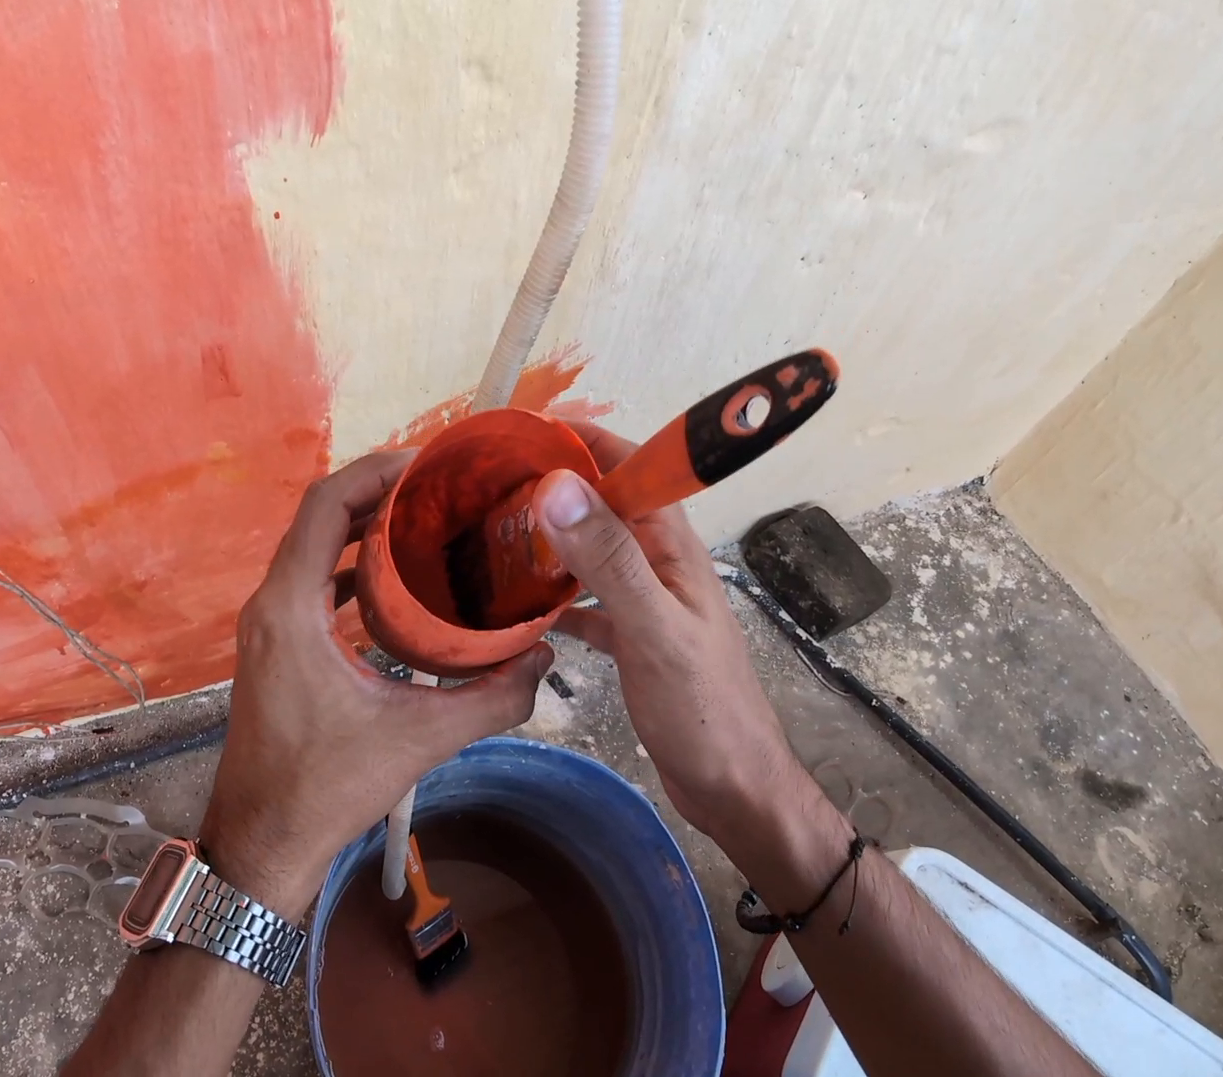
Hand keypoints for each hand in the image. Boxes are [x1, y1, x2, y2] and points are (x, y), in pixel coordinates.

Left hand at [200, 451, 553, 917]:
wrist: (262, 846)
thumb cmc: (328, 788)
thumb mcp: (420, 738)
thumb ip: (492, 698)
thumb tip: (545, 658)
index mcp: (291, 608)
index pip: (324, 505)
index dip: (374, 472)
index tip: (429, 466)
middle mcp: (270, 604)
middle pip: (319, 519)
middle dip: (377, 496)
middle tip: (442, 494)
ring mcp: (267, 627)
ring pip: (313, 551)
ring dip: (361, 532)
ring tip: (426, 528)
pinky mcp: (274, 648)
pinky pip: (311, 585)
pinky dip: (349, 570)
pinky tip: (395, 588)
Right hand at [533, 422, 804, 844]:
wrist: (733, 787)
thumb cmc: (703, 709)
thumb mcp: (654, 630)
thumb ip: (609, 560)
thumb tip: (557, 488)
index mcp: (673, 547)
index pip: (633, 468)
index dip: (585, 441)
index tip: (523, 435)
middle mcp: (659, 564)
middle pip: (605, 505)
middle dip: (555, 487)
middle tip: (489, 488)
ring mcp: (644, 601)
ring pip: (591, 552)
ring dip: (550, 540)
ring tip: (492, 536)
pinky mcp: (630, 639)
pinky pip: (585, 602)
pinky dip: (554, 597)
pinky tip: (518, 607)